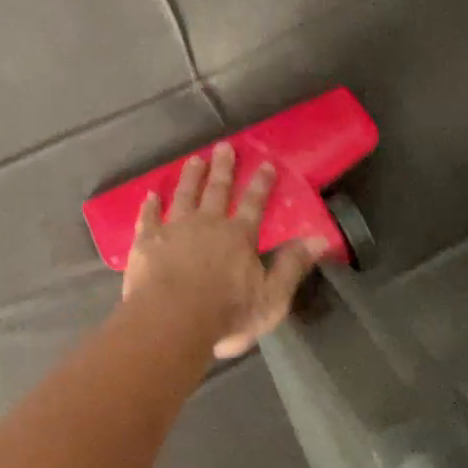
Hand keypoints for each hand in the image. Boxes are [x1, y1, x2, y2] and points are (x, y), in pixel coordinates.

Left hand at [122, 143, 329, 359]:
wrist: (170, 320)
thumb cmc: (225, 314)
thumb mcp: (271, 297)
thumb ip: (293, 266)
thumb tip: (320, 238)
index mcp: (238, 237)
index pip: (254, 204)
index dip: (261, 184)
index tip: (266, 163)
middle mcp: (207, 224)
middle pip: (217, 191)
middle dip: (223, 168)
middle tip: (224, 147)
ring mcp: (174, 230)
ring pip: (184, 196)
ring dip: (190, 177)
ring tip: (194, 160)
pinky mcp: (147, 241)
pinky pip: (149, 217)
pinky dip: (150, 205)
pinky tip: (149, 195)